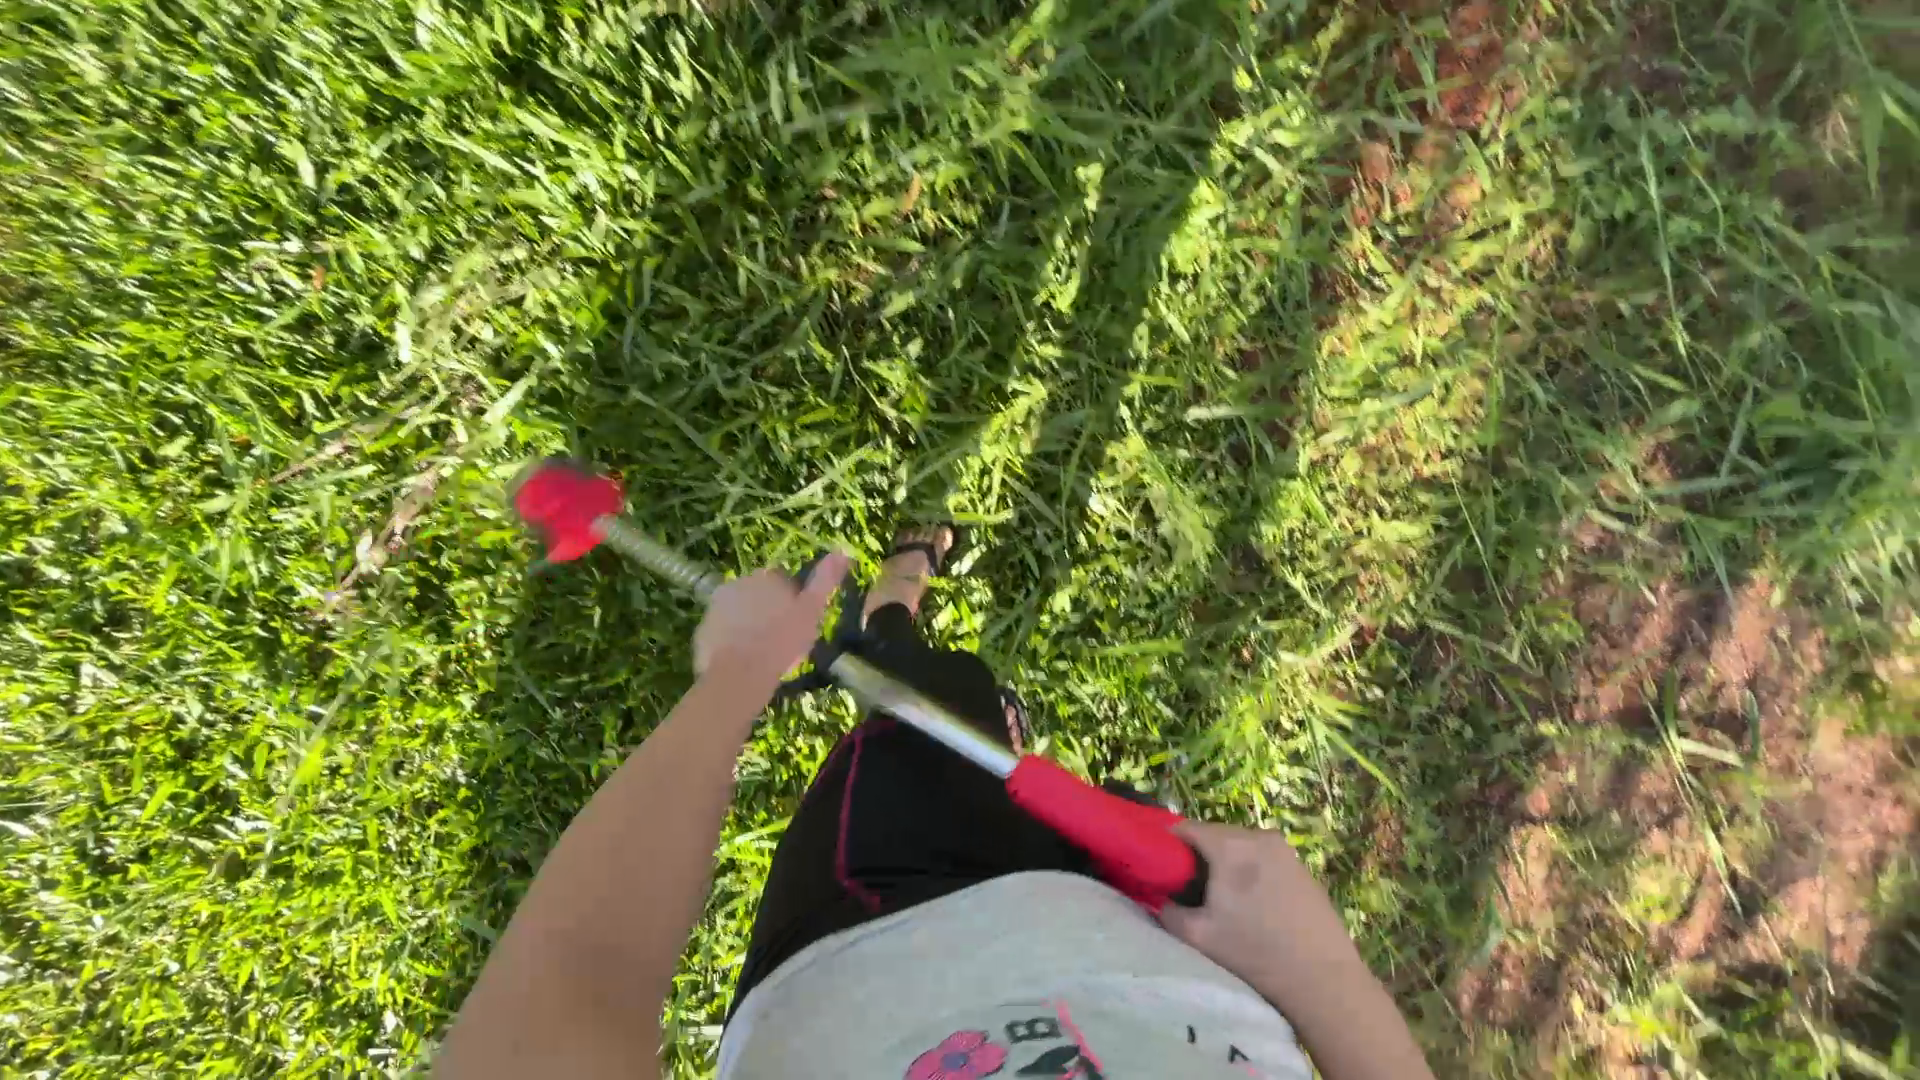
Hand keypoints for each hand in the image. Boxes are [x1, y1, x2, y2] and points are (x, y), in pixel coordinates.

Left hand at [692, 553, 848, 680]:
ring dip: (749, 625)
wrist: (741, 675)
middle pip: (758, 595)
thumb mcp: (812, 611)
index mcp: (765, 577)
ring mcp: (715, 607)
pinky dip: (731, 641)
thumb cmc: (782, 641)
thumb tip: (842, 549)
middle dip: (768, 610)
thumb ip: (825, 580)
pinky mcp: (702, 631)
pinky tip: (744, 660)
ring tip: (763, 652)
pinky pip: (722, 632)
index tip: (797, 622)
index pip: (781, 581)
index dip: (791, 601)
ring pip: (739, 612)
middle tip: (782, 639)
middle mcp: (737, 584)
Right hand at [1157, 822, 1363, 1000]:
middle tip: (1192, 886)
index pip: (1186, 827)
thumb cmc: (1256, 953)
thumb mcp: (1199, 936)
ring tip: (1226, 896)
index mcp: (1230, 846)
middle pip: (1214, 833)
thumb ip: (1168, 911)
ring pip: (1240, 845)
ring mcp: (1284, 850)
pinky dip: (1252, 870)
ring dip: (1227, 861)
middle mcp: (1258, 836)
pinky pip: (1263, 857)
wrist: (1323, 978)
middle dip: (1199, 854)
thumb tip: (1160, 898)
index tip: (1164, 866)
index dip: (1169, 843)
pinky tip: (1256, 902)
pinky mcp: (1301, 866)